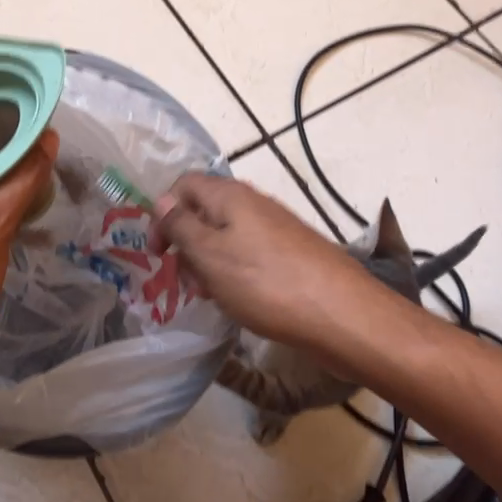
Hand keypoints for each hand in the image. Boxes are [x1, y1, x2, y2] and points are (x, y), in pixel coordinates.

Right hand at [150, 172, 407, 372]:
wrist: (344, 316)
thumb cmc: (266, 283)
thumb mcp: (210, 254)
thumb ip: (181, 225)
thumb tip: (162, 200)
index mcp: (229, 195)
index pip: (183, 185)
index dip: (163, 214)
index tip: (157, 254)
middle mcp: (253, 203)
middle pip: (205, 211)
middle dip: (186, 244)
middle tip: (186, 283)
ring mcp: (276, 228)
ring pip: (227, 237)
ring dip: (209, 263)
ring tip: (212, 298)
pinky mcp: (292, 254)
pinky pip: (250, 255)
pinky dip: (235, 273)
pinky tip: (240, 302)